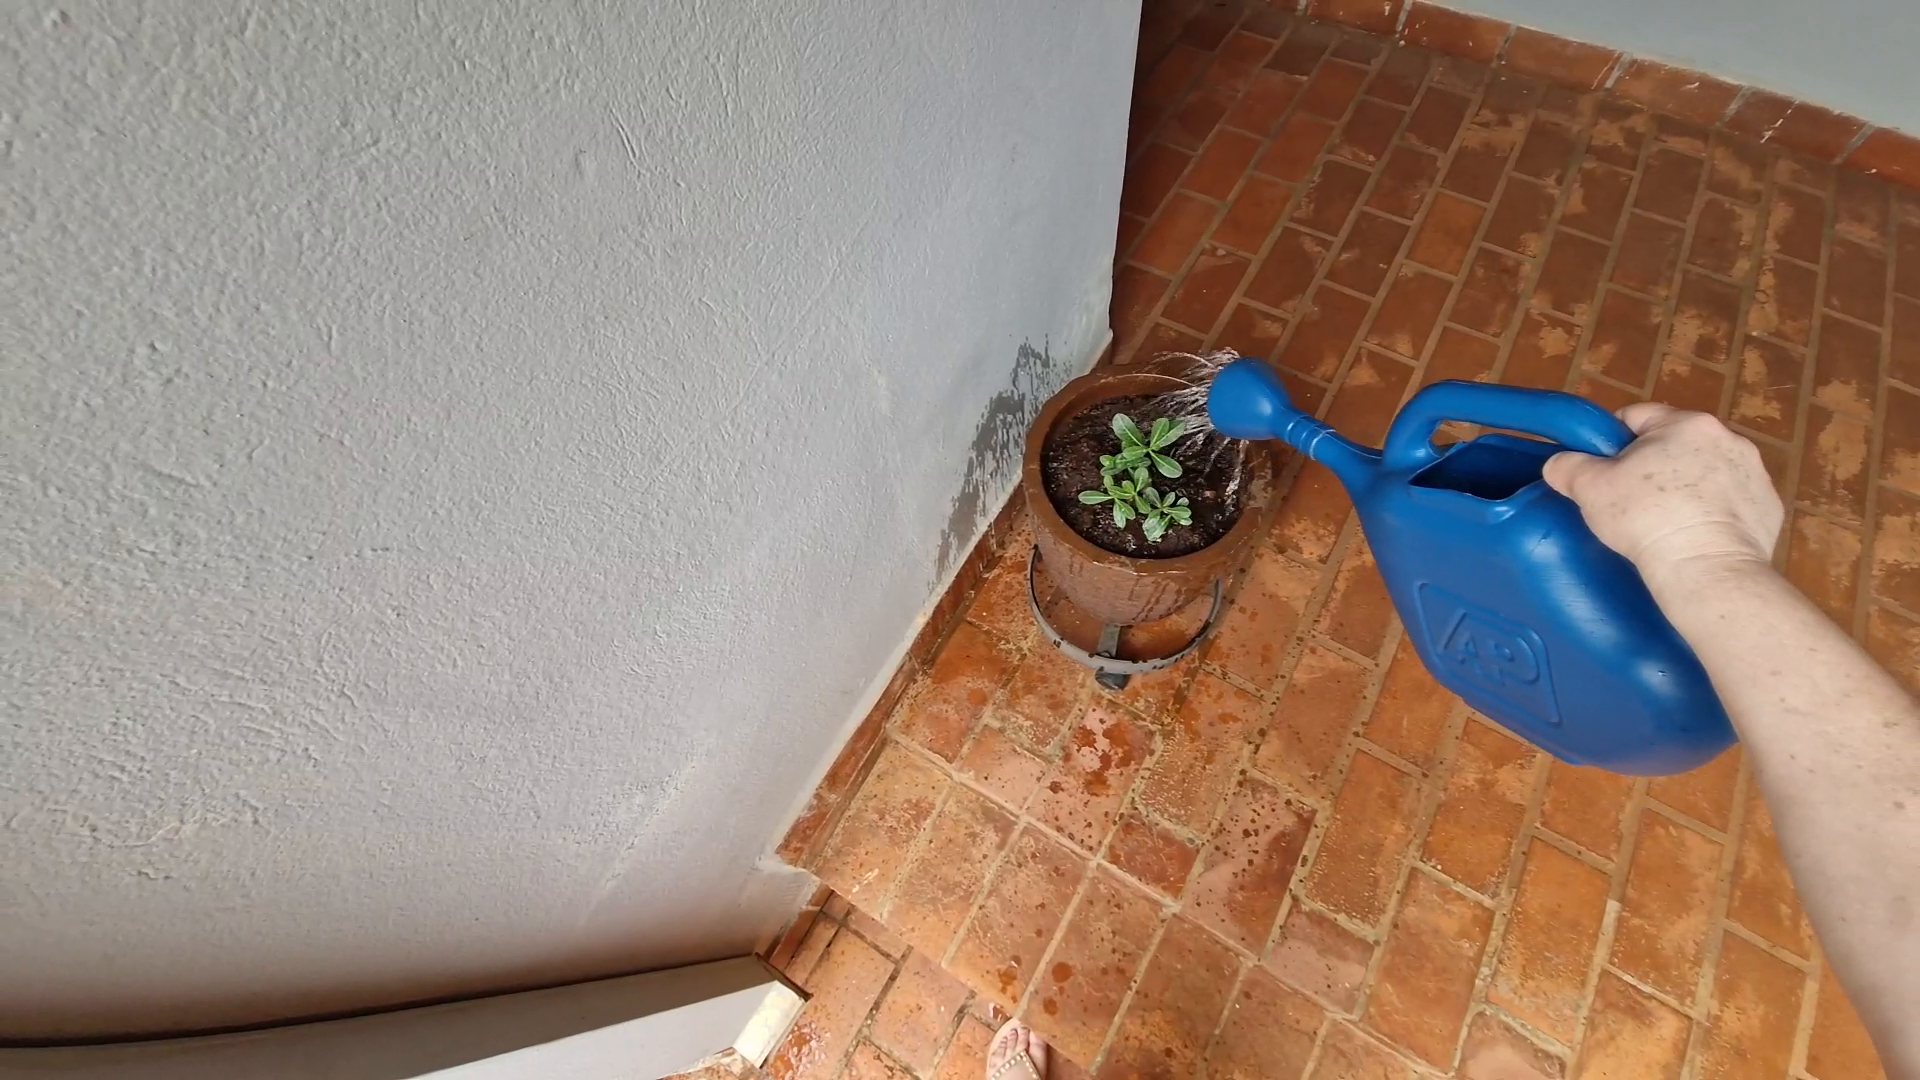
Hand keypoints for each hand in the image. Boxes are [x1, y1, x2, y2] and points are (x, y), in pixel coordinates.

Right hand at [1542, 403, 1783, 583]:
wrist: (1704, 564)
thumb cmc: (1644, 515)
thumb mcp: (1586, 486)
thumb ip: (1565, 464)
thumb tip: (1561, 463)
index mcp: (1685, 424)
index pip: (1635, 415)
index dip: (1608, 439)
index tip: (1596, 467)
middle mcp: (1729, 438)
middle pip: (1670, 443)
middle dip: (1645, 463)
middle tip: (1621, 495)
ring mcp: (1756, 472)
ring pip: (1700, 470)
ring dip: (1678, 485)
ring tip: (1655, 517)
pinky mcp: (1768, 505)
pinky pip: (1726, 499)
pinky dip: (1705, 509)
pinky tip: (1686, 531)